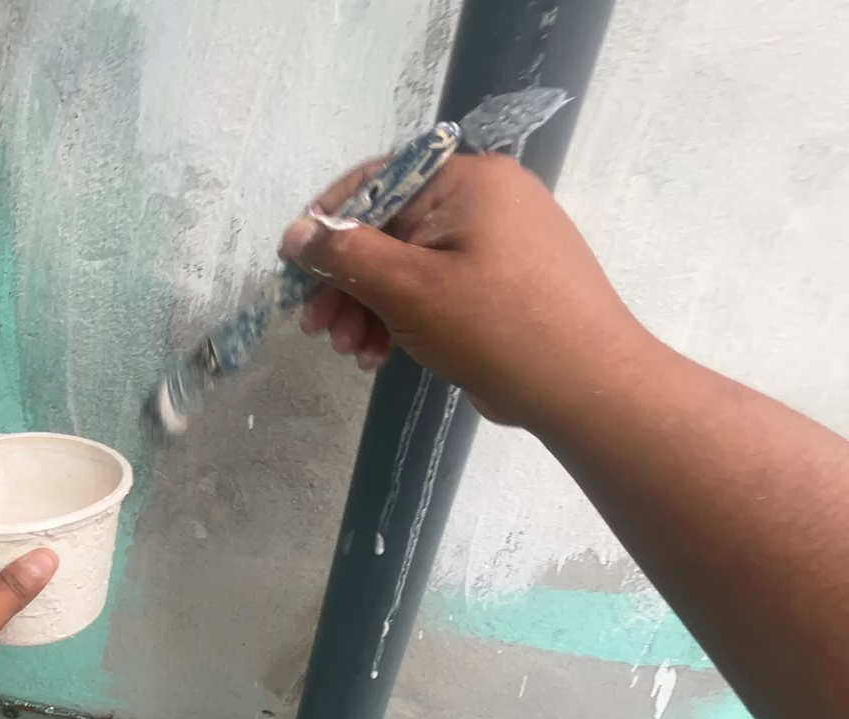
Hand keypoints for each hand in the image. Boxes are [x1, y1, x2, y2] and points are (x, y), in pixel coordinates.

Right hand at [281, 152, 650, 426]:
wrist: (579, 383)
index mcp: (464, 183)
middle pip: (380, 232)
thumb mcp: (404, 286)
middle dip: (341, 283)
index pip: (374, 183)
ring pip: (396, 266)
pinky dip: (391, 319)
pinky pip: (422, 288)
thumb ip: (343, 254)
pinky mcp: (488, 281)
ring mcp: (485, 242)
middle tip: (315, 328)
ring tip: (349, 350)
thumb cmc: (492, 324)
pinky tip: (377, 354)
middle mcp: (477, 201)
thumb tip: (294, 232)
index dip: (325, 224)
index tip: (294, 271)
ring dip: (361, 309)